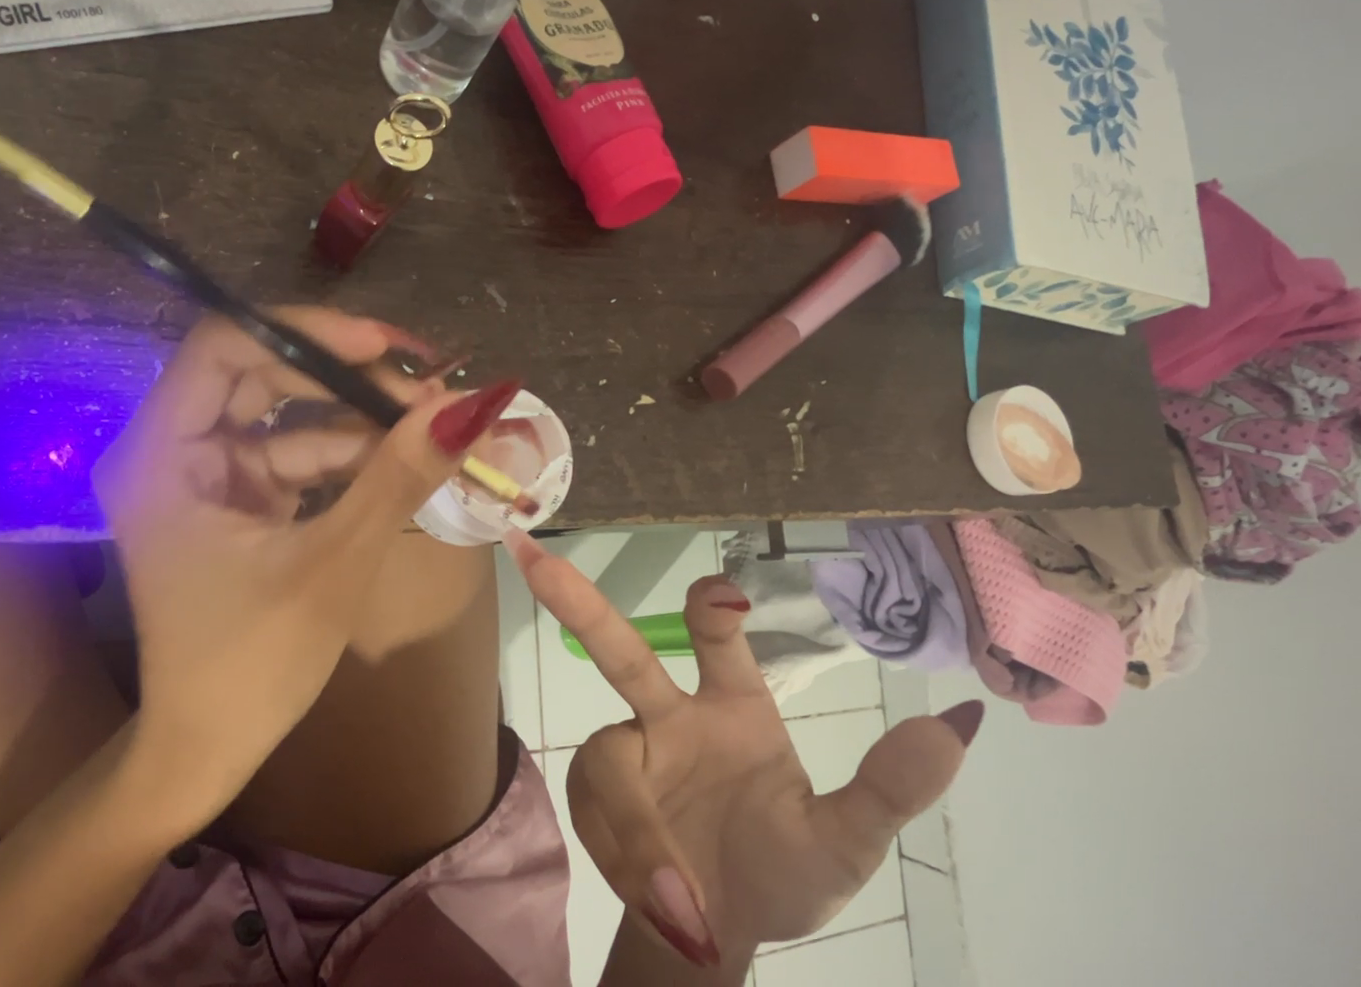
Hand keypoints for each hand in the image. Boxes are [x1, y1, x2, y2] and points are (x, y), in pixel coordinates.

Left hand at [94, 307, 519, 811]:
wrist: (208, 750)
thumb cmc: (253, 664)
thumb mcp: (333, 563)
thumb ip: (399, 477)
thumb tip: (476, 405)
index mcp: (159, 455)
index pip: (223, 346)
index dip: (306, 333)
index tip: (384, 347)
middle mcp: (169, 452)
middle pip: (258, 374)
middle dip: (343, 376)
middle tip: (424, 384)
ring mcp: (202, 478)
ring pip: (283, 416)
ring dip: (354, 420)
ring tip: (431, 422)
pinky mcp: (233, 503)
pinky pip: (290, 458)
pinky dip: (344, 458)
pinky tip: (401, 459)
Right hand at [504, 532, 980, 968]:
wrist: (717, 932)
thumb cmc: (784, 872)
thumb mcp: (845, 843)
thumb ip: (888, 789)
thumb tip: (957, 721)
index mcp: (732, 709)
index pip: (717, 639)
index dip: (714, 608)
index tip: (717, 588)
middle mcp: (668, 715)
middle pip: (617, 650)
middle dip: (574, 600)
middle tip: (530, 555)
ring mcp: (623, 753)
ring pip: (609, 766)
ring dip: (636, 832)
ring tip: (676, 900)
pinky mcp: (592, 796)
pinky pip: (596, 814)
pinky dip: (626, 858)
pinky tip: (659, 897)